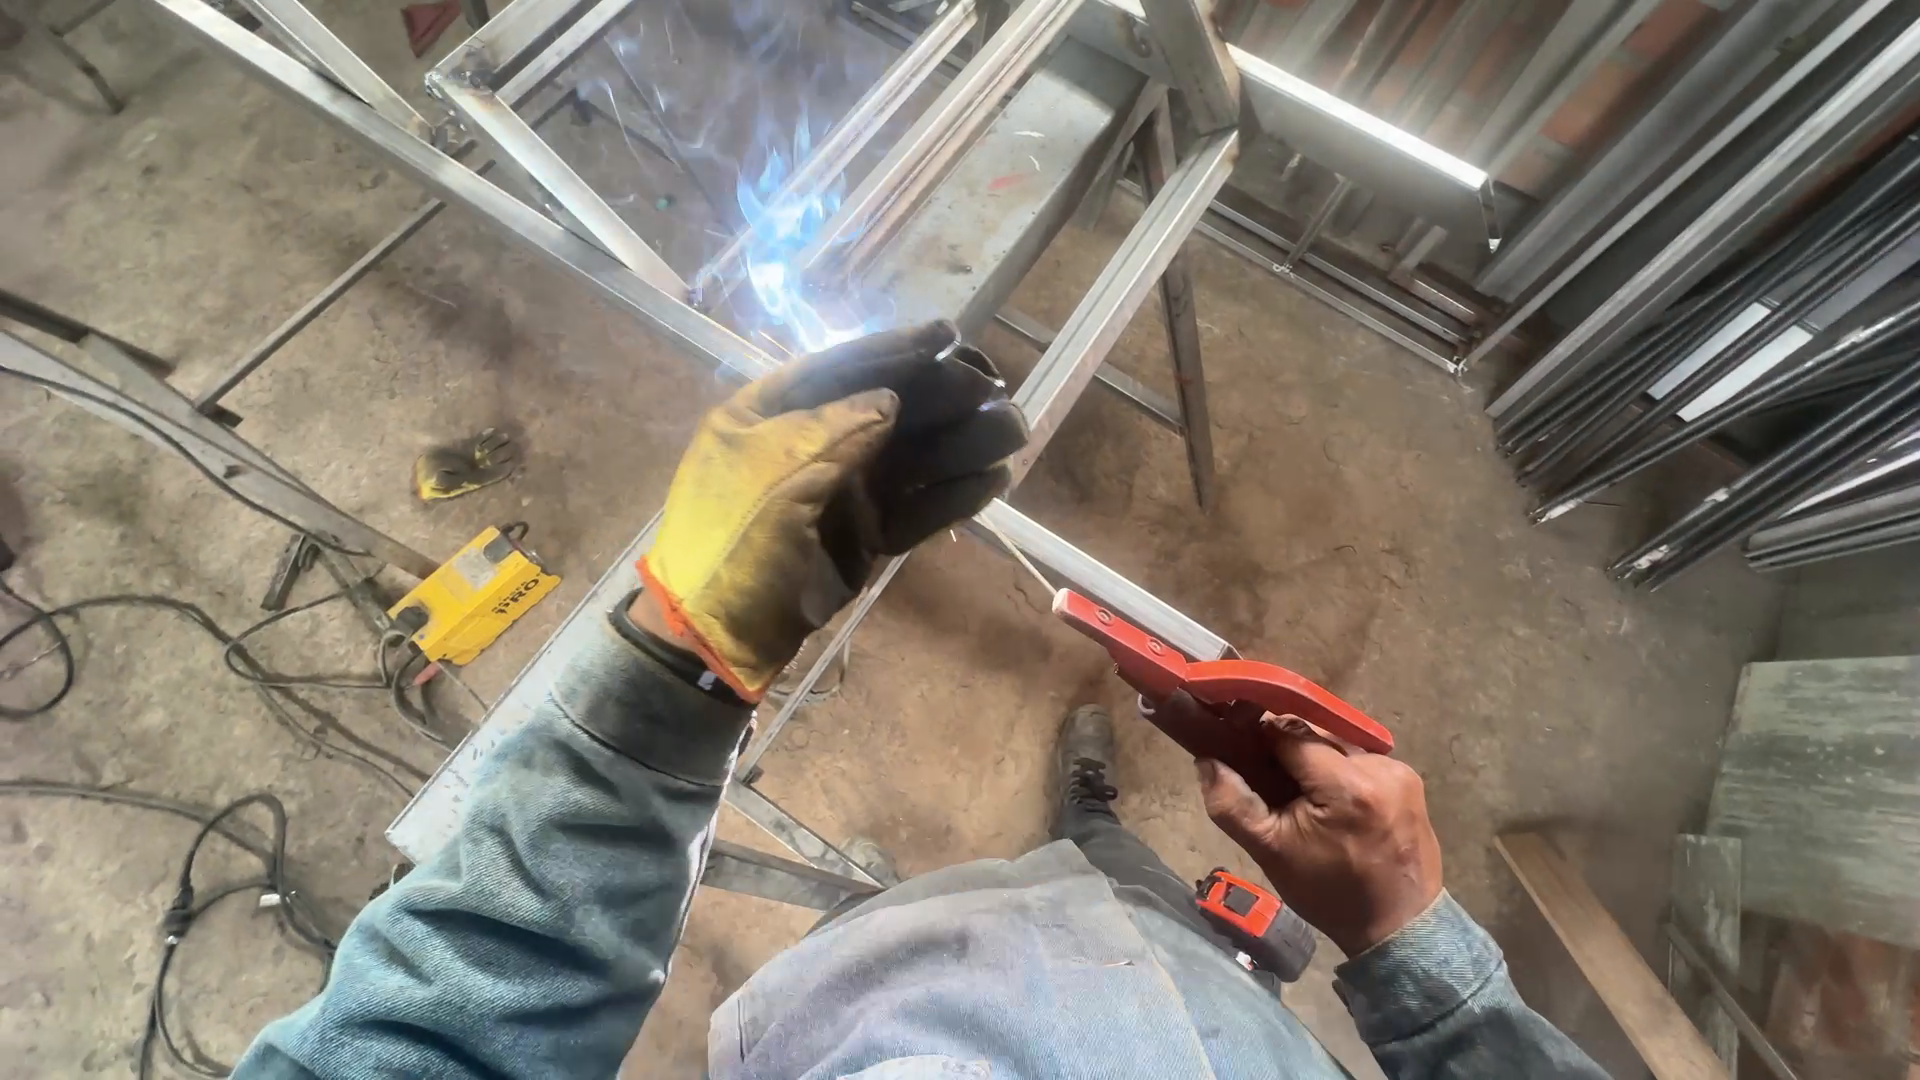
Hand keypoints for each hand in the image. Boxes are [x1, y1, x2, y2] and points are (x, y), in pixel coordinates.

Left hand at [637, 321, 1026, 699]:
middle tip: (990, 387)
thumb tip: (890, 400)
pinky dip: (953, 498)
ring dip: (961, 443)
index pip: (843, 367)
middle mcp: (815, 443)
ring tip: (1012, 430)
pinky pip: (917, 509)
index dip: (896, 349)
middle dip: (940, 395)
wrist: (720, 632)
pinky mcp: (868, 533)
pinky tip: (994, 480)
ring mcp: (844, 490)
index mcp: (773, 412)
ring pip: (913, 458)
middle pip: (888, 409)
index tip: (948, 335)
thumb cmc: (731, 540)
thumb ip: (835, 429)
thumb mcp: (772, 471)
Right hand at [1194, 716, 1441, 956]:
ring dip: (1310, 758)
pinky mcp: (1409, 779)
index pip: (1287, 731)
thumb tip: (1206, 759)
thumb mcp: (1268, 851)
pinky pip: (1358, 757)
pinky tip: (1328, 798)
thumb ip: (1230, 803)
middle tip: (1266, 779)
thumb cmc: (1329, 893)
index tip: (1239, 753)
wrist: (1399, 930)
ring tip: (1297, 792)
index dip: (1257, 738)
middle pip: (1313, 734)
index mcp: (1347, 785)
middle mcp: (1380, 767)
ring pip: (1334, 743)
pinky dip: (1335, 768)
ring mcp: (1400, 771)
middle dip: (1284, 749)